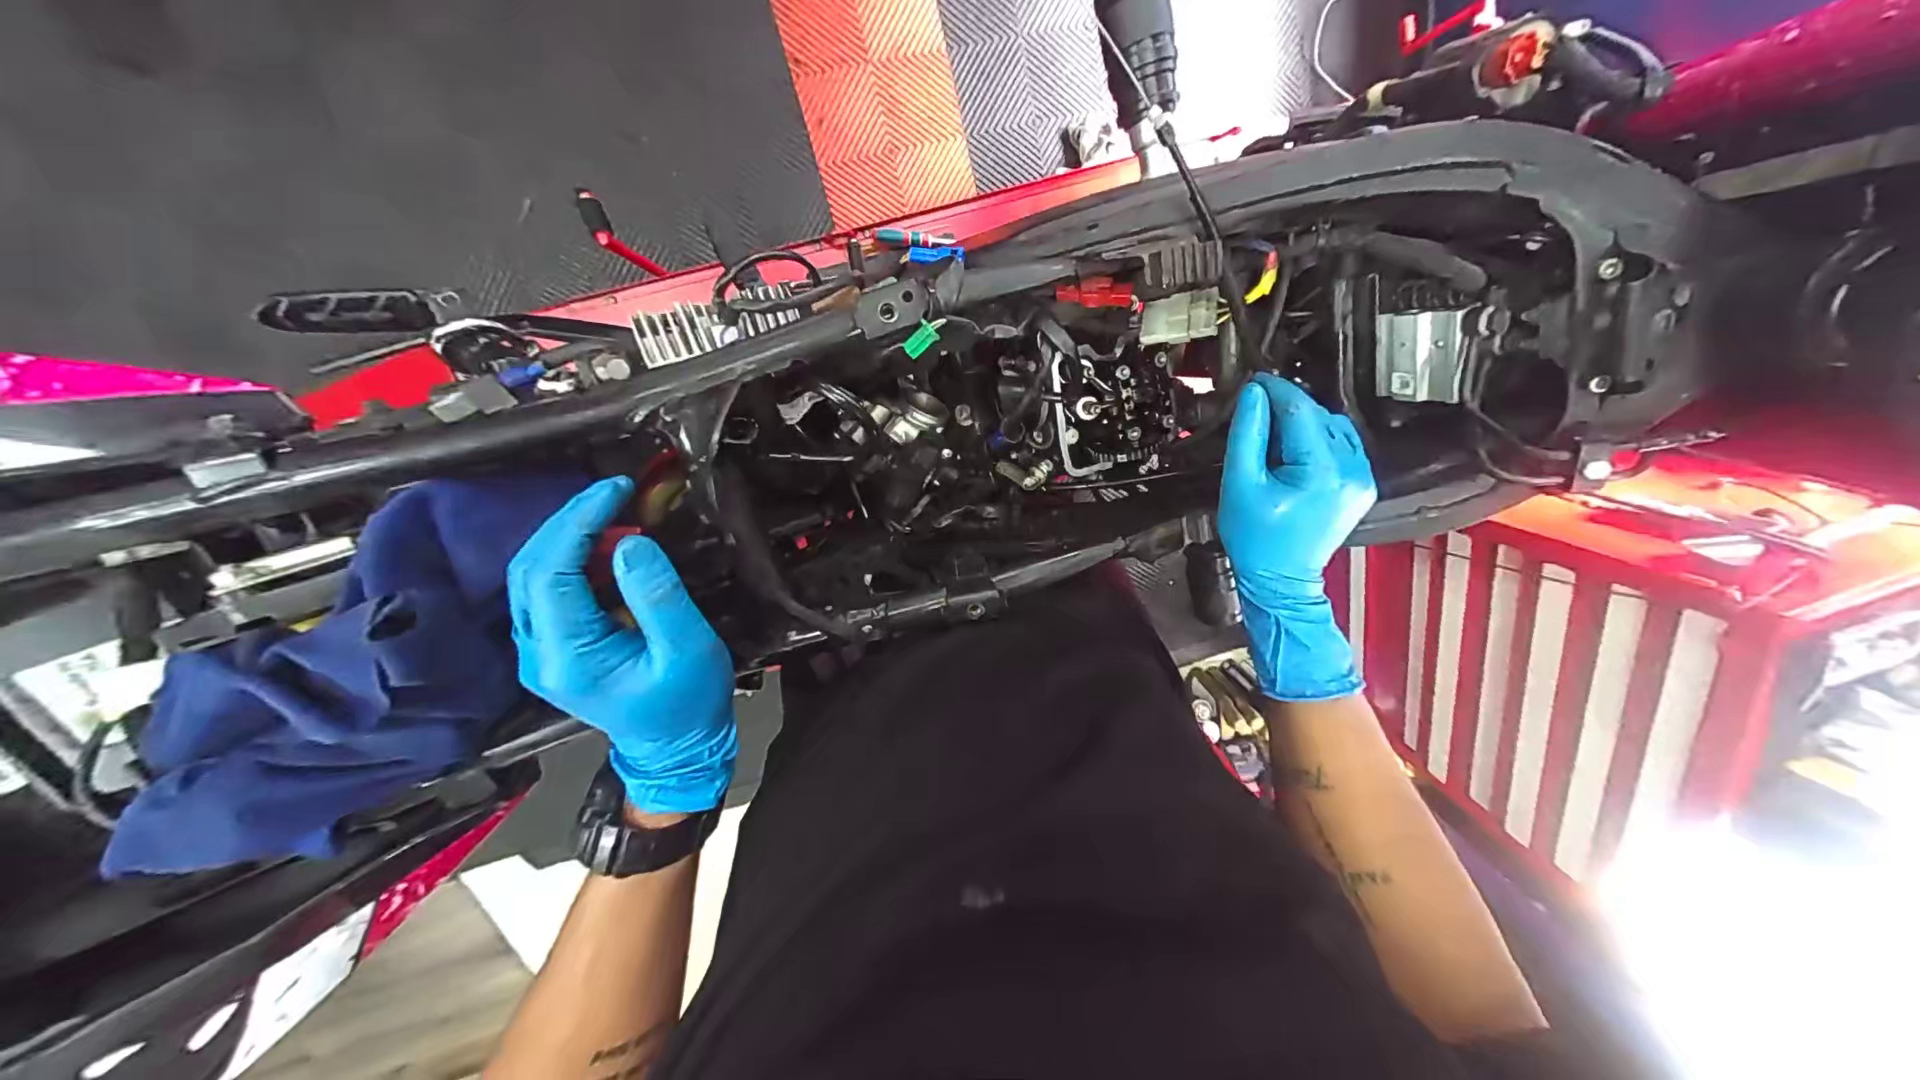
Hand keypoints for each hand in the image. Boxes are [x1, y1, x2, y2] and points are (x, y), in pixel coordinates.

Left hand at [508, 477, 736, 812]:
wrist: (677, 748)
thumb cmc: (688, 704)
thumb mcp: (688, 648)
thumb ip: (658, 596)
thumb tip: (631, 543)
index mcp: (567, 655)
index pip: (552, 571)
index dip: (580, 521)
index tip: (616, 490)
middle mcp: (539, 652)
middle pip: (532, 567)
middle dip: (571, 521)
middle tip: (616, 493)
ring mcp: (541, 651)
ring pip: (534, 575)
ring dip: (571, 536)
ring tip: (615, 513)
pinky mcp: (554, 647)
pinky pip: (550, 589)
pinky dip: (576, 558)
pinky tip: (608, 546)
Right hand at [1218, 373, 1376, 700]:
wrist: (1280, 578)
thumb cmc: (1257, 541)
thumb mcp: (1240, 484)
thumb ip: (1247, 435)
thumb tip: (1253, 397)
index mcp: (1325, 471)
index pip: (1302, 411)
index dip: (1275, 391)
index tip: (1255, 382)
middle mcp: (1353, 471)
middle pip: (1317, 417)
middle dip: (1285, 410)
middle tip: (1254, 413)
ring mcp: (1361, 478)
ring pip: (1330, 428)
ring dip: (1299, 425)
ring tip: (1270, 441)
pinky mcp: (1359, 484)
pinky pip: (1338, 446)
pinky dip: (1313, 441)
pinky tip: (1291, 454)